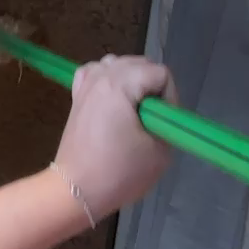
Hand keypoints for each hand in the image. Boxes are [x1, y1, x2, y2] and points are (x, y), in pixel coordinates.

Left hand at [53, 55, 174, 218]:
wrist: (78, 185)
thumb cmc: (120, 170)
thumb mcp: (159, 150)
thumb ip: (167, 123)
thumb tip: (162, 111)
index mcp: (119, 84)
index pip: (160, 73)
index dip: (170, 97)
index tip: (164, 123)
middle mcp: (100, 74)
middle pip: (139, 63)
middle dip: (153, 87)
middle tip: (153, 119)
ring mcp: (85, 81)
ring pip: (118, 64)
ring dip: (133, 82)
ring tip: (135, 112)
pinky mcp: (77, 92)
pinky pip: (98, 72)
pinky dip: (110, 80)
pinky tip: (114, 101)